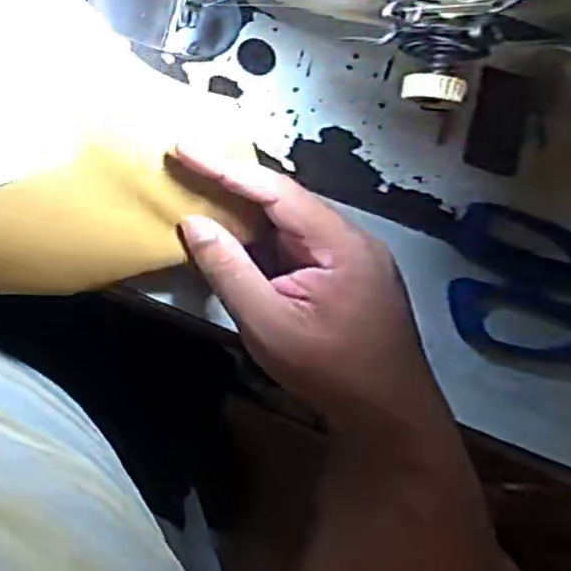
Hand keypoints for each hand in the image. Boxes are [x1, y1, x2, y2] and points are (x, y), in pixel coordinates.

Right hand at [172, 144, 450, 435]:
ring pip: (282, 212)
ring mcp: (343, 254)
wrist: (390, 422)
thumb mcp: (268, 323)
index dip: (225, 167)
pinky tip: (222, 218)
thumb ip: (227, 269)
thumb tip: (191, 221)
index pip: (276, 192)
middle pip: (280, 194)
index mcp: (341, 247)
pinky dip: (249, 221)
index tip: (182, 149)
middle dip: (228, 174)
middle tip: (180, 157)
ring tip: (191, 178)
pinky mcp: (333, 268)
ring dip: (236, 197)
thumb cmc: (331, 372)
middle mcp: (348, 240)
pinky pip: (284, 232)